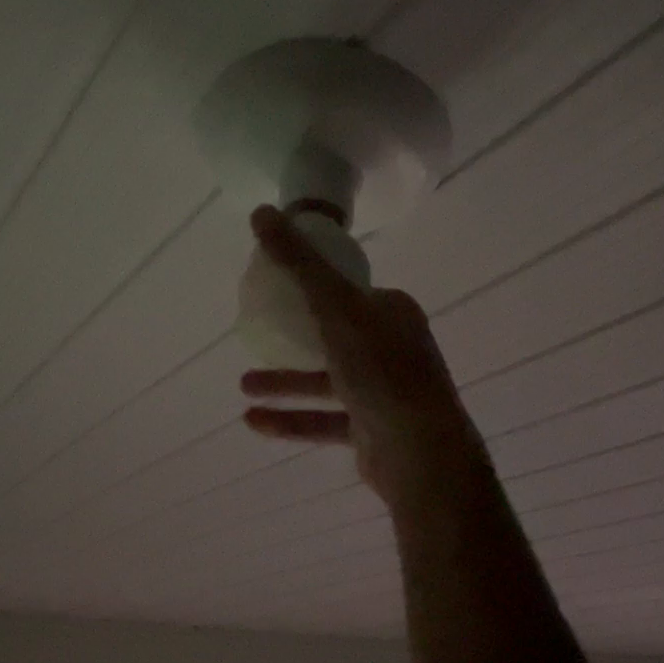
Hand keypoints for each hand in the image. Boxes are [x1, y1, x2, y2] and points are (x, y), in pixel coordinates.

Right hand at [241, 205, 488, 505]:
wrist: (420, 451)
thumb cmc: (380, 369)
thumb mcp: (334, 306)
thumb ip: (298, 263)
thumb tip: (261, 211)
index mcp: (393, 312)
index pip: (350, 292)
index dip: (315, 287)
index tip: (278, 289)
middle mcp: (393, 348)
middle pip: (335, 336)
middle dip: (294, 338)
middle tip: (256, 336)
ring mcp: (386, 392)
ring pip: (327, 381)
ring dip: (285, 382)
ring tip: (243, 386)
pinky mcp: (374, 430)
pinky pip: (325, 419)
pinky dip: (292, 418)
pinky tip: (254, 422)